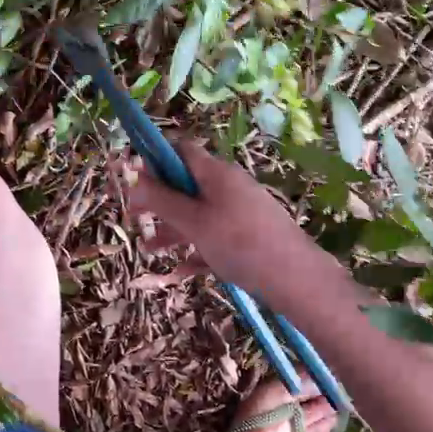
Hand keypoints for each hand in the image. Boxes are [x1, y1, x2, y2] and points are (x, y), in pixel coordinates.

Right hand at [120, 141, 335, 305]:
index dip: (155, 160)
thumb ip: (160, 199)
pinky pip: (216, 234)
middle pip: (186, 184)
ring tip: (151, 250)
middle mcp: (229, 185)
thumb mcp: (192, 222)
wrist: (299, 282)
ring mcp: (242, 210)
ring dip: (173, 229)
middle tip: (136, 218)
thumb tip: (133, 176)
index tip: (135, 182)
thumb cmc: (240, 244)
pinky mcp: (251, 234)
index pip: (180, 150)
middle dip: (159, 201)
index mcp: (215, 173)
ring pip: (199, 212)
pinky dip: (198, 247)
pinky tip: (184, 269)